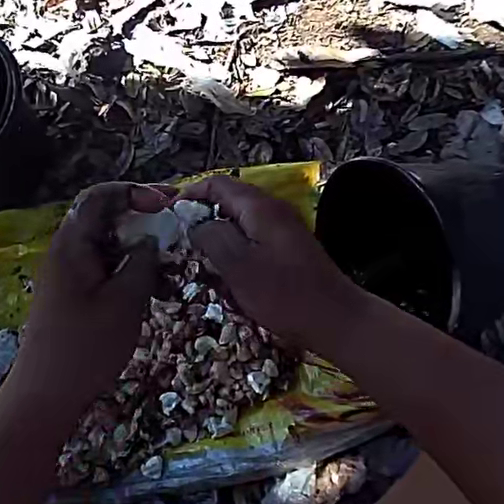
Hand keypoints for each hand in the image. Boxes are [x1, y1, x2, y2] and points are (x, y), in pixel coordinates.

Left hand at [9, 182, 166, 411]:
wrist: (45, 395)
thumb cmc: (85, 347)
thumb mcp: (125, 301)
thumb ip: (142, 262)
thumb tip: (150, 240)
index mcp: (72, 245)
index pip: (100, 196)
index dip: (135, 192)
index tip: (167, 204)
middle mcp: (67, 252)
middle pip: (105, 218)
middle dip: (142, 219)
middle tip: (176, 229)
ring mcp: (68, 274)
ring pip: (108, 245)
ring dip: (139, 248)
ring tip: (171, 265)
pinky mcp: (74, 294)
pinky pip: (105, 268)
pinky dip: (129, 270)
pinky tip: (154, 288)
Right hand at [181, 176, 365, 351]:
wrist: (335, 319)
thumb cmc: (284, 294)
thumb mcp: (238, 265)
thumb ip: (212, 236)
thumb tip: (196, 223)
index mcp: (259, 207)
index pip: (217, 184)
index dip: (190, 194)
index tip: (168, 215)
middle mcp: (273, 210)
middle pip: (229, 200)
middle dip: (203, 216)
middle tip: (181, 240)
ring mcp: (283, 228)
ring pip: (240, 221)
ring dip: (219, 235)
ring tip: (200, 258)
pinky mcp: (288, 248)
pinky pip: (253, 238)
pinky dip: (236, 248)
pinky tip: (229, 273)